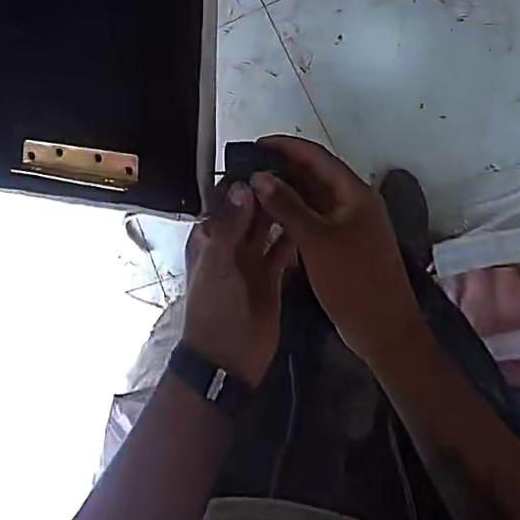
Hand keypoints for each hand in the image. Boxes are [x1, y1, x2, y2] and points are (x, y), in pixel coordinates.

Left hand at [181, 180, 295, 386]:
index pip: (225, 200)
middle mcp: (230, 243)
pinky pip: (283, 248)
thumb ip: (231, 226)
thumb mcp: (217, 264)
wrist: (227, 360)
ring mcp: (251, 259)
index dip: (242, 181)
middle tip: (294, 169)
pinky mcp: (271, 274)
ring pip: (268, 226)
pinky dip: (294, 235)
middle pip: (249, 209)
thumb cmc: (214, 309)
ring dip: (281, 210)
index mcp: (209, 237)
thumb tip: (243, 187)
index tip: (266, 159)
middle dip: (266, 191)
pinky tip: (310, 218)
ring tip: (305, 187)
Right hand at [248, 136, 430, 372]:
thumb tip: (260, 175)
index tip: (256, 144)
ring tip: (252, 187)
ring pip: (313, 196)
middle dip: (282, 168)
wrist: (384, 331)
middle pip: (315, 174)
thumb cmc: (354, 282)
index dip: (286, 147)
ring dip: (285, 190)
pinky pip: (314, 217)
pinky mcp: (342, 242)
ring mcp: (349, 223)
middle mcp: (353, 201)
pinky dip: (293, 212)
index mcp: (355, 193)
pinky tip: (270, 215)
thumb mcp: (316, 241)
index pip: (317, 157)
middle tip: (247, 167)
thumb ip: (287, 206)